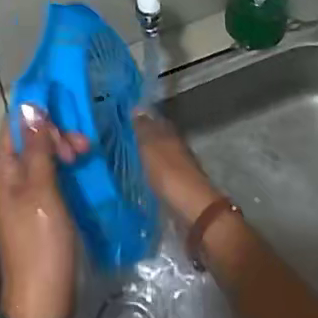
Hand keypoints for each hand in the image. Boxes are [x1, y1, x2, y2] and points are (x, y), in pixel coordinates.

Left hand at [0, 106, 89, 317]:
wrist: (41, 306)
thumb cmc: (41, 245)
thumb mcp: (42, 192)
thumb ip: (37, 150)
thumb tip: (31, 107)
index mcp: (4, 172)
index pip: (13, 127)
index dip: (36, 113)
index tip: (65, 110)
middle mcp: (10, 182)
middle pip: (29, 142)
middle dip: (55, 135)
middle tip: (83, 145)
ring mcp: (24, 200)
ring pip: (42, 161)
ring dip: (63, 152)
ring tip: (87, 156)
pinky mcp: (39, 216)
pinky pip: (50, 181)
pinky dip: (66, 173)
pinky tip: (84, 174)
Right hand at [134, 111, 221, 226]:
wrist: (193, 210)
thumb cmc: (169, 174)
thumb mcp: (151, 147)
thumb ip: (143, 129)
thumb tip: (138, 107)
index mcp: (171, 135)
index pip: (156, 120)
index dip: (142, 118)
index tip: (125, 118)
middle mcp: (178, 148)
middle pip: (160, 138)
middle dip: (145, 137)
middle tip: (124, 138)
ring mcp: (181, 168)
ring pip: (162, 156)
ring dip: (149, 156)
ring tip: (129, 158)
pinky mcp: (180, 188)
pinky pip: (163, 173)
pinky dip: (153, 172)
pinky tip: (142, 176)